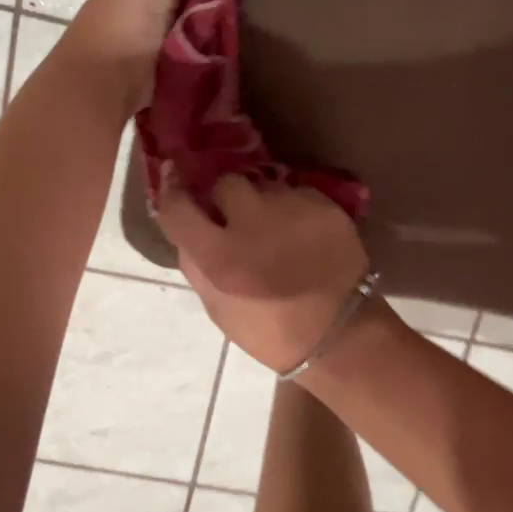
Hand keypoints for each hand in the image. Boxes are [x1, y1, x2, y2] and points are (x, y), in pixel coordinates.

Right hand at [157, 174, 370, 372]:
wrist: (340, 332)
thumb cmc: (273, 331)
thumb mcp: (220, 311)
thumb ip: (197, 268)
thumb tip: (187, 233)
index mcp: (220, 257)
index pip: (178, 209)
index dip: (172, 191)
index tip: (174, 179)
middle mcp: (253, 223)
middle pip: (226, 183)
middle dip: (228, 198)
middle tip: (238, 219)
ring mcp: (291, 208)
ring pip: (265, 186)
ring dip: (263, 202)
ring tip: (276, 227)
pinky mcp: (323, 204)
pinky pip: (297, 193)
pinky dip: (294, 207)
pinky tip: (303, 231)